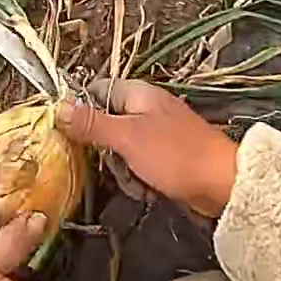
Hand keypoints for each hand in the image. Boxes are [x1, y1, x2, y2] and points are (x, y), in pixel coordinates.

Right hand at [57, 80, 237, 217]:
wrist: (222, 184)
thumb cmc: (175, 154)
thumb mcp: (127, 137)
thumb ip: (92, 123)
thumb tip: (58, 108)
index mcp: (137, 93)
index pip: (96, 91)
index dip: (82, 110)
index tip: (72, 133)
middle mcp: (145, 108)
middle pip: (106, 124)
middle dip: (107, 151)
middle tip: (118, 163)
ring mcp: (156, 133)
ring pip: (120, 150)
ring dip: (125, 170)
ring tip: (140, 180)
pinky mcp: (165, 156)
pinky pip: (138, 165)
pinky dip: (141, 179)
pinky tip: (150, 189)